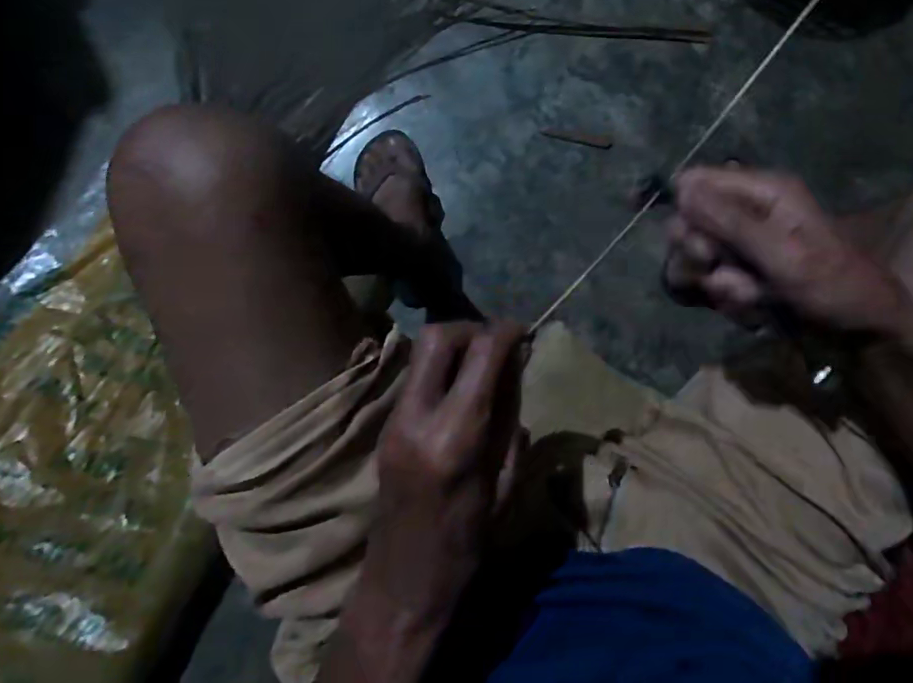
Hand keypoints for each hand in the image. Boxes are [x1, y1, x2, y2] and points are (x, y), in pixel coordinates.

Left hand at [356, 321, 524, 644]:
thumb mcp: (505, 482)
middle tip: (498, 343)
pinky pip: (417, 375)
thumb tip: (515, 366)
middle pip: (440, 336)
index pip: (482, 354)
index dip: (507, 332)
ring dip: (456, 345)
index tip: (525, 331)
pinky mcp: (386, 425)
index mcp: (455, 437)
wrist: (404, 584)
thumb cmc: (469, 545)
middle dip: (473, 328)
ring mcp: (395, 419)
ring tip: (483, 363)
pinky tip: (462, 388)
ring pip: (423, 351)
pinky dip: (442, 367)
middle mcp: (418, 417)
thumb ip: (508, 417)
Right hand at [664, 167, 912, 397]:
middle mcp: (748, 210)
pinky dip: (728, 296)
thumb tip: (681, 188)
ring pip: (697, 255)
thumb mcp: (782, 253)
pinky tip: (755, 306)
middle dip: (699, 251)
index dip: (685, 208)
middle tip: (718, 268)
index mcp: (763, 191)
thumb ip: (729, 221)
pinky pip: (713, 279)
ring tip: (748, 296)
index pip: (696, 181)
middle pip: (688, 219)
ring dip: (715, 280)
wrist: (866, 332)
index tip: (697, 240)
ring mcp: (745, 242)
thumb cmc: (834, 285)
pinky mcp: (744, 271)